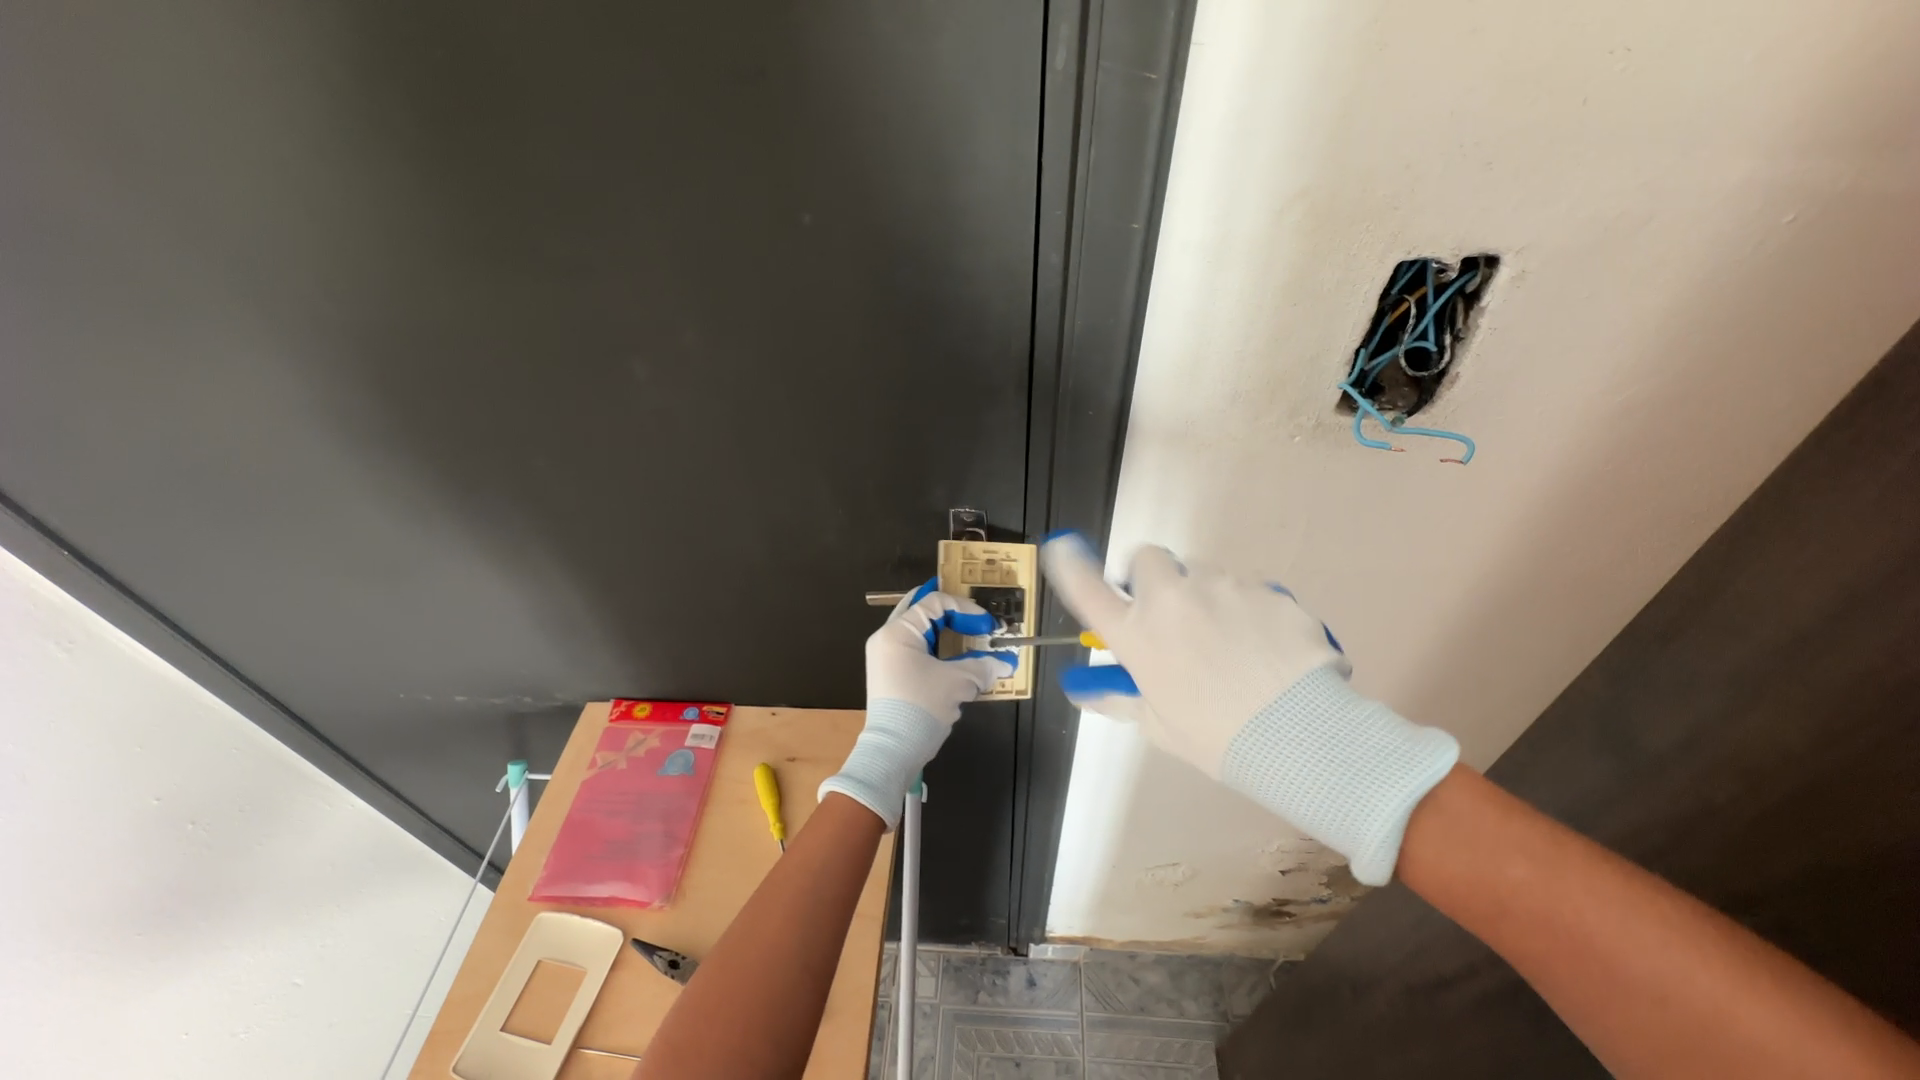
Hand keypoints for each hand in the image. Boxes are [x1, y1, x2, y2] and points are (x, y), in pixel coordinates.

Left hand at [817, 582, 1015, 828]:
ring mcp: (885, 658)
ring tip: (968, 641)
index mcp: (898, 632)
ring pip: (918, 633)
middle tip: (975, 621)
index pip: (934, 602)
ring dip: (945, 634)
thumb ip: (983, 667)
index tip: (986, 626)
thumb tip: (1006, 664)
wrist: (892, 751)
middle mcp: (887, 639)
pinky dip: (936, 651)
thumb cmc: (922, 707)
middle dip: (951, 615)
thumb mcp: (957, 683)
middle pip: (922, 612)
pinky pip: (915, 652)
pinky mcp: (889, 676)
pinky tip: (955, 662)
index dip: (965, 608)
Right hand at [1041, 533, 1456, 883]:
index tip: (1063, 547)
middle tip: (1170, 614)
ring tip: (1231, 642)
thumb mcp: (1159, 724)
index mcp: (1138, 634)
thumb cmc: (1216, 738)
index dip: (1071, 564)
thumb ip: (1122, 697)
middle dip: (1152, 579)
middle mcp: (1172, 599)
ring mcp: (1224, 587)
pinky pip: (1249, 591)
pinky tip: (1266, 648)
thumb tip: (1086, 690)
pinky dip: (1250, 611)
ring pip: (1204, 574)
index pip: (1087, 588)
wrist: (1299, 735)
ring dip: (1206, 597)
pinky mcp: (1268, 589)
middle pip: (1147, 559)